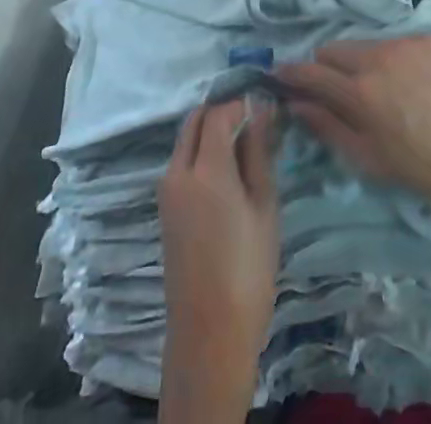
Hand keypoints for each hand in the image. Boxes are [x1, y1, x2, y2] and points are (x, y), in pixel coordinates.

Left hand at [159, 99, 279, 423]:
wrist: (210, 330)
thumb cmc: (248, 266)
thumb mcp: (264, 206)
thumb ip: (259, 153)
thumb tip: (262, 110)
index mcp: (205, 169)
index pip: (218, 113)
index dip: (241, 101)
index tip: (266, 101)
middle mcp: (177, 172)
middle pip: (194, 122)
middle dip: (221, 110)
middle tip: (255, 116)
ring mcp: (165, 191)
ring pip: (185, 141)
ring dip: (210, 131)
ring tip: (247, 141)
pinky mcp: (164, 209)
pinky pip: (181, 163)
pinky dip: (201, 152)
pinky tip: (229, 167)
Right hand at [277, 35, 430, 205]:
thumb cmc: (423, 165)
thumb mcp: (368, 157)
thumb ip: (327, 125)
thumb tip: (295, 103)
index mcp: (361, 90)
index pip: (311, 71)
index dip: (291, 74)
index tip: (279, 77)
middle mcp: (380, 56)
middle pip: (333, 49)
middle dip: (325, 67)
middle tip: (334, 91)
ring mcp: (408, 44)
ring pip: (364, 44)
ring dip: (358, 62)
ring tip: (377, 89)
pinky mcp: (430, 40)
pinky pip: (395, 43)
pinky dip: (390, 59)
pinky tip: (407, 83)